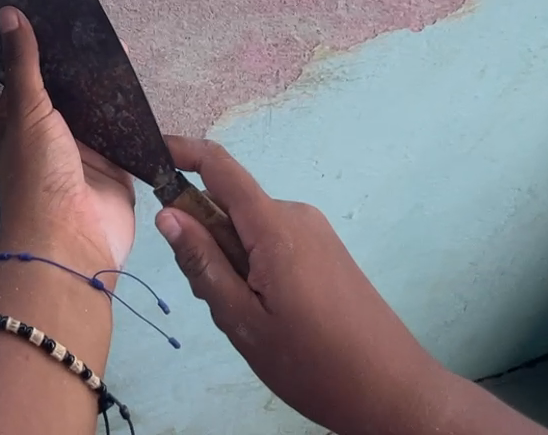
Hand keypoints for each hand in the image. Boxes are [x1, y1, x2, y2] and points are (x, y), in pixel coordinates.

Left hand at [0, 7, 136, 269]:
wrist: (71, 245)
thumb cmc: (38, 174)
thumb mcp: (27, 111)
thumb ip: (25, 64)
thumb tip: (8, 12)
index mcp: (18, 121)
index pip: (30, 74)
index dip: (44, 46)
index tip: (62, 15)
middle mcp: (49, 134)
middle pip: (68, 90)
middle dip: (83, 65)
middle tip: (103, 27)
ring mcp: (83, 151)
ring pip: (98, 108)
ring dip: (108, 85)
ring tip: (126, 47)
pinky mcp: (115, 166)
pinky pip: (124, 132)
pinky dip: (132, 113)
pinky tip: (143, 85)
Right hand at [155, 137, 547, 434]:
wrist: (399, 397)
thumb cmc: (316, 364)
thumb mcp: (244, 323)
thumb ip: (202, 264)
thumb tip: (166, 213)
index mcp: (274, 227)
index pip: (218, 166)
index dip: (181, 151)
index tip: (147, 156)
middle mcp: (294, 215)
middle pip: (228, 205)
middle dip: (204, 237)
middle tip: (210, 296)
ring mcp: (313, 231)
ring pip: (247, 227)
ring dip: (230, 257)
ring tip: (247, 316)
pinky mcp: (324, 249)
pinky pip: (269, 239)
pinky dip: (252, 263)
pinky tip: (268, 312)